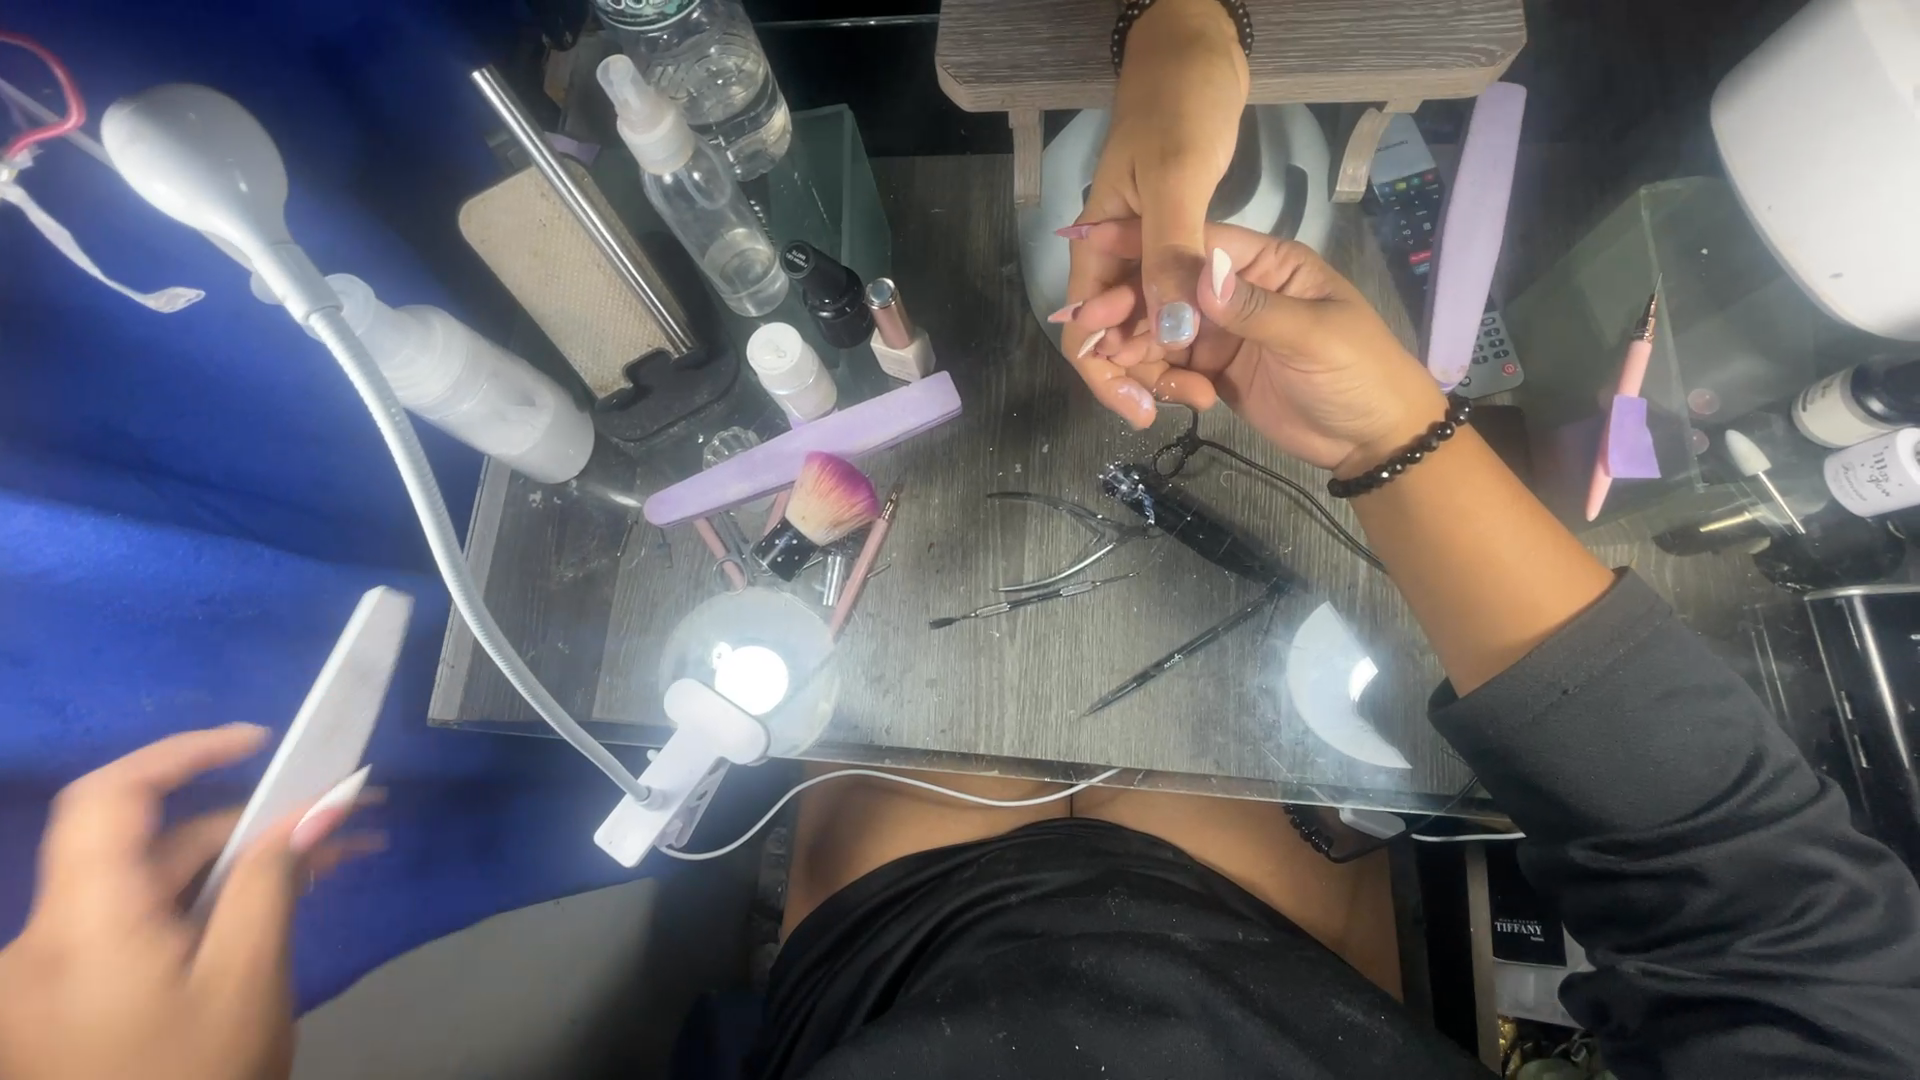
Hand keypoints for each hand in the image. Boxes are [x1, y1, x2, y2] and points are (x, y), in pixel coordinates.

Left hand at [0, 725, 377, 1079]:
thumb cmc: (196, 1071)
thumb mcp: (248, 972)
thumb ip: (276, 877)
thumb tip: (322, 804)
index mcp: (79, 927)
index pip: (109, 801)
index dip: (183, 752)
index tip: (263, 740)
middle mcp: (50, 938)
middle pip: (157, 846)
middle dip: (258, 819)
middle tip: (351, 809)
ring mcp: (62, 967)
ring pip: (166, 883)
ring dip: (257, 859)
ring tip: (347, 850)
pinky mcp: (82, 990)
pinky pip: (158, 919)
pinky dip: (228, 897)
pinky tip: (298, 889)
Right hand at [1058, 0, 1248, 423]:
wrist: (1205, 53)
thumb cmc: (1182, 107)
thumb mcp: (1179, 179)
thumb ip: (1172, 256)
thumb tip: (1167, 333)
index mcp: (1105, 247)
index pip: (1087, 325)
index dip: (1105, 371)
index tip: (1137, 406)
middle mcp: (1123, 263)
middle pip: (1116, 339)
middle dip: (1142, 375)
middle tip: (1183, 403)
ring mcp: (1154, 267)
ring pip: (1148, 335)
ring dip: (1168, 368)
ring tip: (1205, 394)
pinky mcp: (1182, 266)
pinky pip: (1177, 320)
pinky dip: (1189, 346)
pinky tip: (1213, 368)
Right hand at [1064, 221, 1445, 469]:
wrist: (1371, 439)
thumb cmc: (1359, 374)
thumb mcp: (1314, 335)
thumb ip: (1254, 307)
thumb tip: (1200, 275)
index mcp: (1259, 262)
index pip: (1189, 246)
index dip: (1140, 254)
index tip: (1095, 264)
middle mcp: (1229, 291)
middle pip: (1159, 292)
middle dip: (1126, 318)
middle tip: (1100, 348)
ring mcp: (1216, 331)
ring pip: (1154, 334)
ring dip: (1141, 362)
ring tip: (1145, 394)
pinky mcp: (1209, 369)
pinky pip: (1166, 369)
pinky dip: (1162, 385)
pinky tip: (1182, 402)